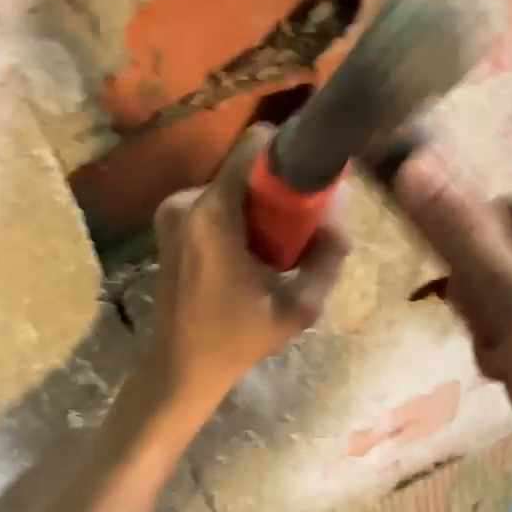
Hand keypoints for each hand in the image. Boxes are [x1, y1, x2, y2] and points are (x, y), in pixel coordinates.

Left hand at [147, 127, 350, 409]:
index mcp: (211, 214)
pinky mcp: (167, 226)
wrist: (183, 367)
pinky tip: (249, 257)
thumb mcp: (298, 307)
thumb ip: (328, 256)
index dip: (290, 156)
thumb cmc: (238, 339)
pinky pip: (214, 205)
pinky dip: (237, 221)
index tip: (312, 184)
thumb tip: (343, 212)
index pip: (257, 144)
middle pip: (246, 169)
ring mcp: (170, 212)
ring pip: (231, 187)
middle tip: (300, 230)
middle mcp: (185, 201)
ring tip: (274, 250)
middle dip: (277, 192)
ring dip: (257, 210)